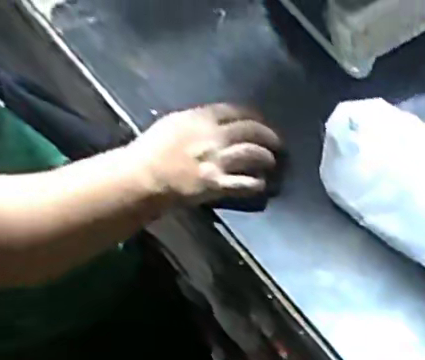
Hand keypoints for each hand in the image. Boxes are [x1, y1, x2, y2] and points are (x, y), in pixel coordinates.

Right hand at [132, 104, 281, 202]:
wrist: (147, 175)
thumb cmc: (156, 147)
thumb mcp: (177, 122)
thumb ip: (201, 120)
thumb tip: (224, 122)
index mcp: (200, 117)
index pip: (236, 111)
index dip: (255, 117)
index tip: (263, 123)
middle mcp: (212, 136)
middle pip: (251, 131)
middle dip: (270, 136)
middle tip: (278, 144)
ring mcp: (217, 161)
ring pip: (254, 154)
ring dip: (268, 158)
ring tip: (272, 162)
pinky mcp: (218, 184)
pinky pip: (248, 183)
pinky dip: (259, 183)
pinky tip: (262, 184)